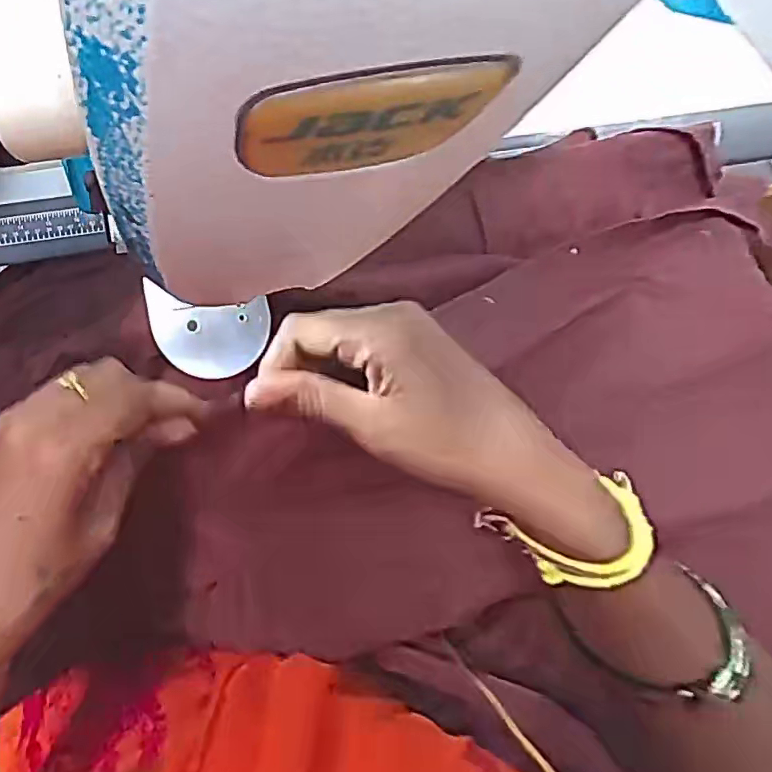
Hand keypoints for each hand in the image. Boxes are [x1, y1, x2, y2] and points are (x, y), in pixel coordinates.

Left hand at [0, 358, 203, 665]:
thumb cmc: (42, 578)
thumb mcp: (102, 521)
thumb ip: (136, 458)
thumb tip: (178, 425)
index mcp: (60, 445)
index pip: (128, 395)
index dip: (171, 398)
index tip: (200, 411)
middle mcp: (31, 416)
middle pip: (103, 373)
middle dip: (143, 390)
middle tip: (172, 419)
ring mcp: (9, 415)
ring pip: (78, 376)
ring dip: (114, 391)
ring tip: (140, 424)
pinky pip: (53, 391)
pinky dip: (84, 399)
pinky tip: (101, 427)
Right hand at [244, 302, 627, 559]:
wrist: (520, 460)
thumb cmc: (444, 444)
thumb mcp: (369, 423)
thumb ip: (308, 397)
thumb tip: (252, 391)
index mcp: (378, 325)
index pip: (298, 328)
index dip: (274, 364)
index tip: (269, 405)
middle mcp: (390, 311)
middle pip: (316, 327)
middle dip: (293, 366)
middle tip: (289, 411)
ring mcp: (407, 321)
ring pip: (336, 335)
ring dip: (316, 369)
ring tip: (316, 409)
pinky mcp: (417, 337)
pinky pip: (360, 342)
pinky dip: (342, 367)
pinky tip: (347, 398)